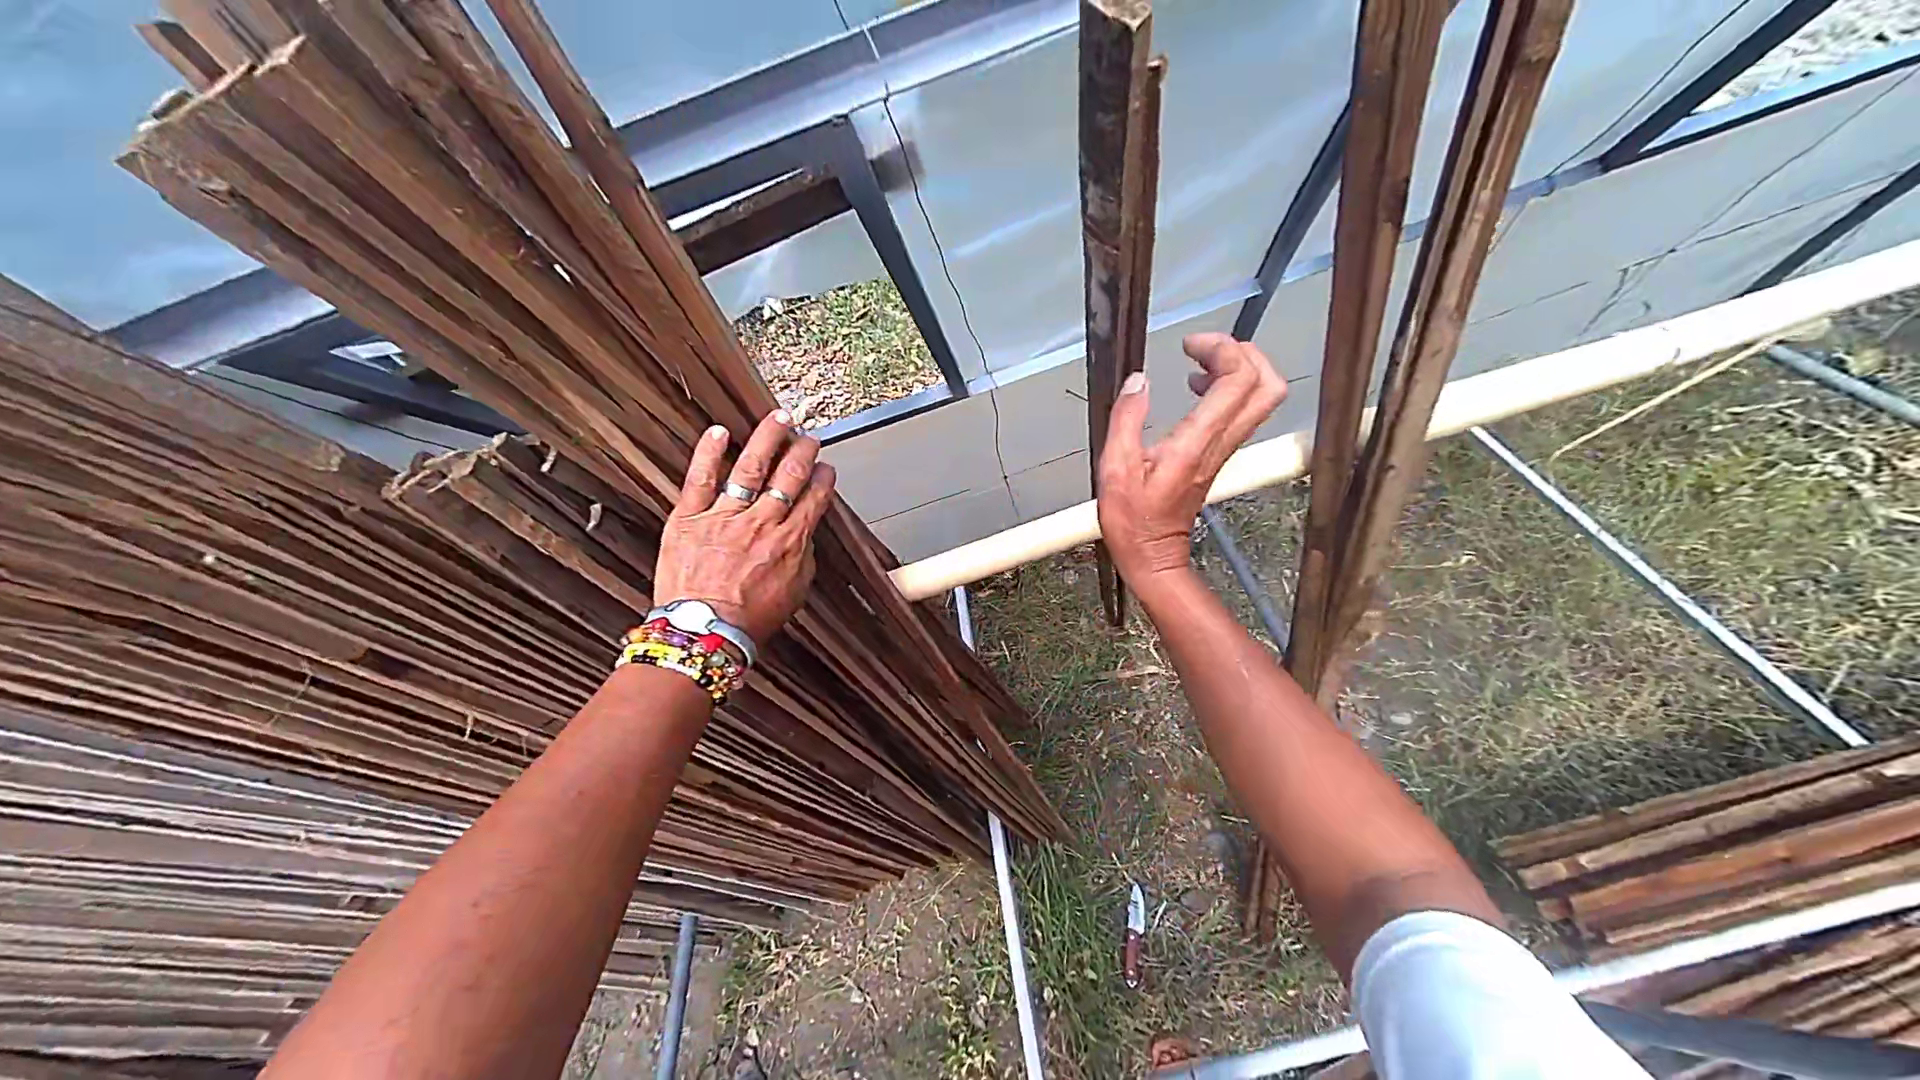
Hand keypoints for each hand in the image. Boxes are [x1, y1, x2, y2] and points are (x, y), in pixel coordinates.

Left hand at [653, 409, 836, 649]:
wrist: (705, 631)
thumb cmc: (750, 617)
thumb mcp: (795, 591)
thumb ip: (803, 556)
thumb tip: (805, 534)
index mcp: (790, 541)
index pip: (814, 497)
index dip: (823, 478)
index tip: (826, 468)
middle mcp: (762, 522)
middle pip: (789, 475)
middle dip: (803, 451)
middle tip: (809, 437)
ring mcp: (725, 516)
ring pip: (751, 467)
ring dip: (768, 439)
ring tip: (779, 418)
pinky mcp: (689, 518)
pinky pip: (701, 477)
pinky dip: (710, 452)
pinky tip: (720, 432)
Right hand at [1096, 333, 1285, 589]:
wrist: (1153, 555)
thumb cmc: (1132, 520)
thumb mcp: (1113, 469)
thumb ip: (1126, 420)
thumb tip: (1139, 380)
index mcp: (1196, 443)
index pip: (1238, 381)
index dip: (1223, 349)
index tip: (1188, 345)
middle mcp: (1220, 444)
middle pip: (1266, 385)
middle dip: (1242, 352)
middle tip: (1204, 348)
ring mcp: (1225, 450)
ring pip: (1261, 397)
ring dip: (1238, 368)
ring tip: (1199, 362)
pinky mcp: (1220, 455)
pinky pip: (1243, 411)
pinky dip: (1229, 387)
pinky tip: (1196, 386)